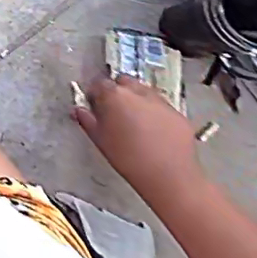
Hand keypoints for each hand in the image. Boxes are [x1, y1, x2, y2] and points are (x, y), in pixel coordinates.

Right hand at [73, 74, 203, 202]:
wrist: (168, 175)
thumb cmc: (127, 159)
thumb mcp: (100, 141)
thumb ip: (87, 121)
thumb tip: (79, 109)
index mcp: (115, 95)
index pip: (99, 83)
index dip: (95, 94)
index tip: (94, 106)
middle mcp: (138, 91)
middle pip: (123, 82)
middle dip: (117, 92)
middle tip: (115, 113)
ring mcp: (160, 100)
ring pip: (144, 92)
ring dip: (137, 100)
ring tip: (136, 124)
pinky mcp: (177, 112)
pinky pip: (161, 107)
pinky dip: (155, 113)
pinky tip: (155, 133)